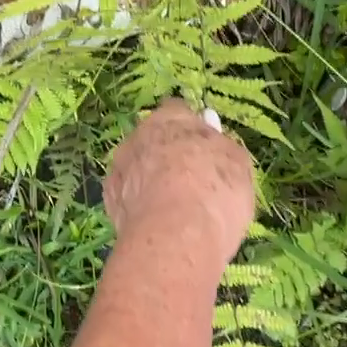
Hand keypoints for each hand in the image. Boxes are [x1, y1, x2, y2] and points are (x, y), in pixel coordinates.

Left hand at [103, 99, 254, 260]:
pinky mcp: (110, 194)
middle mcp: (139, 134)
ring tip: (172, 204)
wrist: (174, 236)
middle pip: (153, 136)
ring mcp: (120, 163)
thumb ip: (222, 144)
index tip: (202, 145)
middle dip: (167, 152)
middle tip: (190, 178)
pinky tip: (154, 219)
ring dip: (150, 176)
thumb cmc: (215, 194)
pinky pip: (126, 191)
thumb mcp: (237, 166)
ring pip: (137, 163)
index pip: (178, 110)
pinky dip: (138, 201)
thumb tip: (210, 125)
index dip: (191, 127)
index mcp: (170, 120)